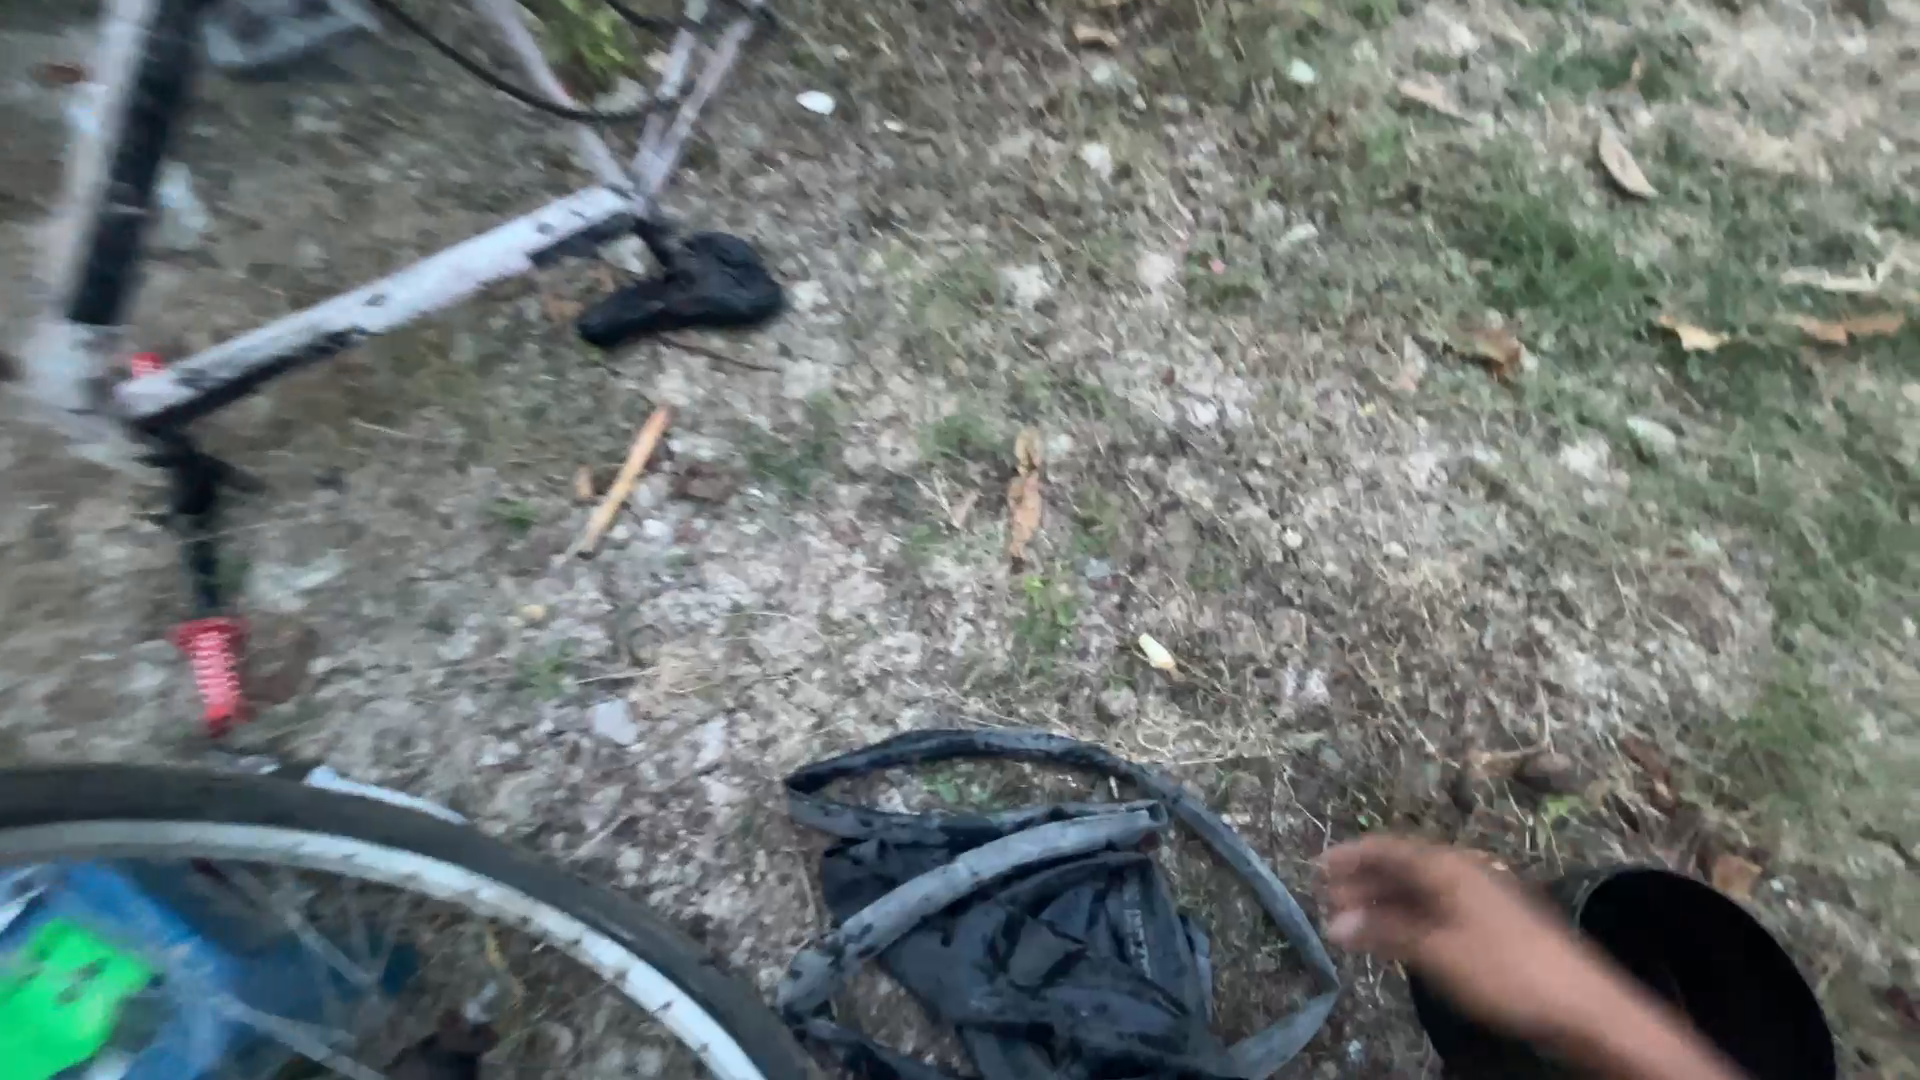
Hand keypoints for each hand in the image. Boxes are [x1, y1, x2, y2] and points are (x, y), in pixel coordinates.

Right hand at [1317, 835, 1617, 1042]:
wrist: (1591, 1009)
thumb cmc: (1506, 970)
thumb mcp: (1435, 951)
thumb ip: (1381, 932)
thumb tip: (1332, 924)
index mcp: (1444, 865)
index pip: (1383, 847)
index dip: (1348, 855)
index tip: (1316, 868)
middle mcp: (1459, 870)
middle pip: (1399, 865)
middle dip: (1362, 881)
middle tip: (1330, 901)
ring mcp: (1479, 895)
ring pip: (1417, 888)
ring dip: (1383, 901)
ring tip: (1356, 922)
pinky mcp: (1492, 921)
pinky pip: (1436, 905)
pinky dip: (1408, 914)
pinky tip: (1398, 936)